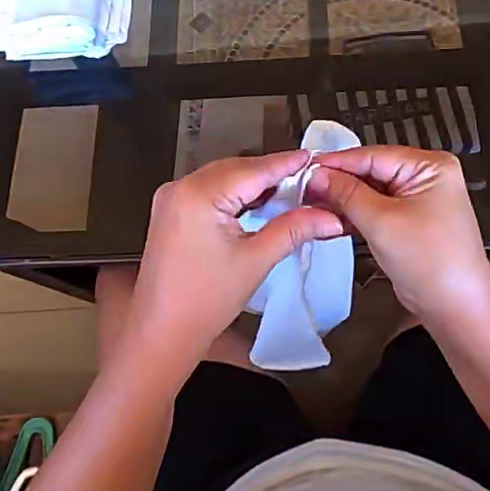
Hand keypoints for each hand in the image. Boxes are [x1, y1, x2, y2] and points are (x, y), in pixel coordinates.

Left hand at [126, 150, 344, 367]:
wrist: (163, 332)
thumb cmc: (201, 302)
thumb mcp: (256, 260)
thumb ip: (294, 229)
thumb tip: (326, 216)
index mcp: (198, 196)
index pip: (254, 170)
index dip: (287, 164)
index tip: (312, 159)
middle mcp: (180, 189)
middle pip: (239, 168)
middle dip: (274, 174)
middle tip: (308, 182)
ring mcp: (172, 199)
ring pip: (225, 177)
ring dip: (255, 183)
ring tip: (289, 194)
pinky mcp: (171, 211)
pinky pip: (210, 190)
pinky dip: (236, 193)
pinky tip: (258, 204)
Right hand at [306, 146, 489, 325]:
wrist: (455, 306)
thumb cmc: (437, 264)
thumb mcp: (382, 221)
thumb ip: (347, 193)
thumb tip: (321, 174)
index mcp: (431, 166)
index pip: (373, 154)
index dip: (337, 163)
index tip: (308, 169)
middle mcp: (427, 178)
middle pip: (371, 171)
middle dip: (338, 182)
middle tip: (305, 189)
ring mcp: (418, 201)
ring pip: (370, 192)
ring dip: (343, 200)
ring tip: (314, 205)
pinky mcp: (408, 222)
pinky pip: (376, 210)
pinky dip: (355, 215)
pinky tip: (332, 219)